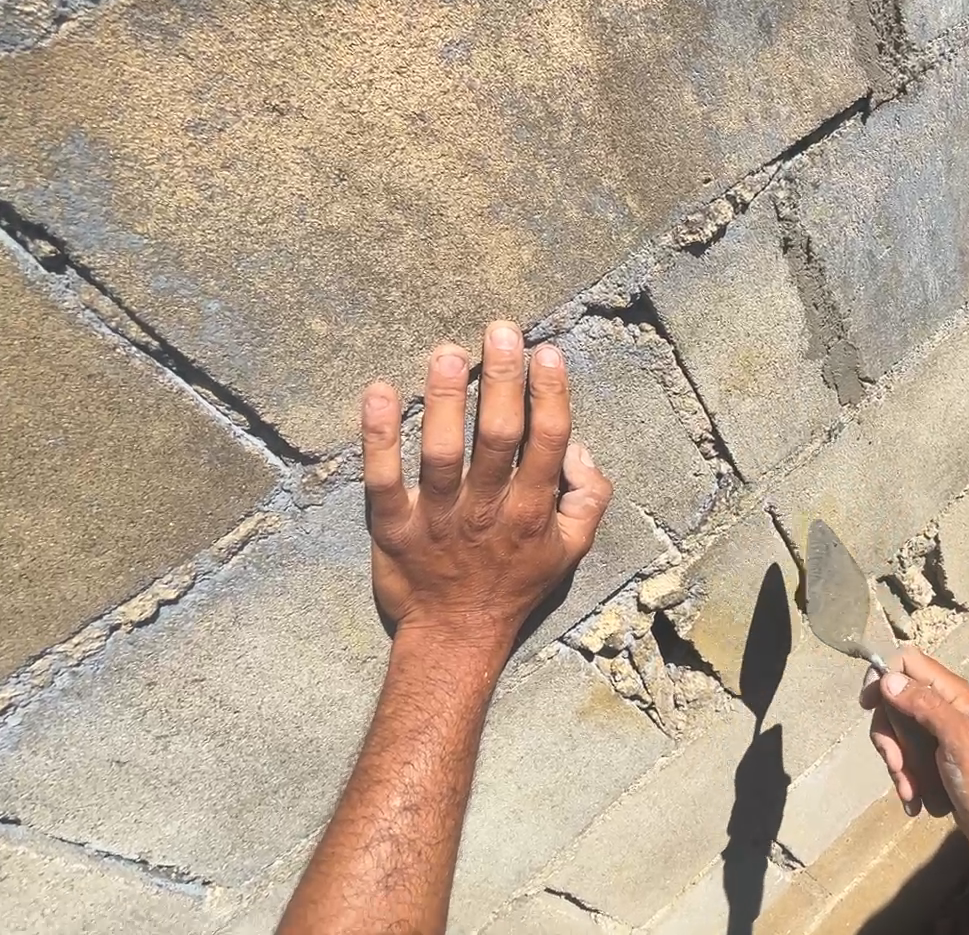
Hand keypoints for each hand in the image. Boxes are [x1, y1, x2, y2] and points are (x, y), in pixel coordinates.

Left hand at [360, 321, 613, 651]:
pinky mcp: (392, 528)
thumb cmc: (518, 582)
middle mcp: (486, 509)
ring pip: (441, 453)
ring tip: (448, 352)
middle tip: (501, 331)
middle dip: (501, 382)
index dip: (549, 396)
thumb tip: (578, 448)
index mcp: (532, 510)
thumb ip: (590, 497)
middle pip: (497, 438)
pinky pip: (382, 480)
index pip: (546, 443)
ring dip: (444, 400)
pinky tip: (379, 392)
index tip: (548, 353)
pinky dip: (378, 438)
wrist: (455, 635)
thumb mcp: (573, 548)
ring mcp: (437, 518)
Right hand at [863, 647, 968, 868]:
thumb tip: (887, 679)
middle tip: (895, 762)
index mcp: (952, 694)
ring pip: (896, 733)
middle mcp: (943, 707)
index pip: (908, 661)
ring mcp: (937, 734)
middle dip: (889, 734)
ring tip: (910, 790)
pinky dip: (904, 778)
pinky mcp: (933, 760)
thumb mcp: (957, 740)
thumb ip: (925, 705)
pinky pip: (904, 758)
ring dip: (896, 763)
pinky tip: (914, 799)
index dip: (884, 675)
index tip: (869, 704)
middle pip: (894, 700)